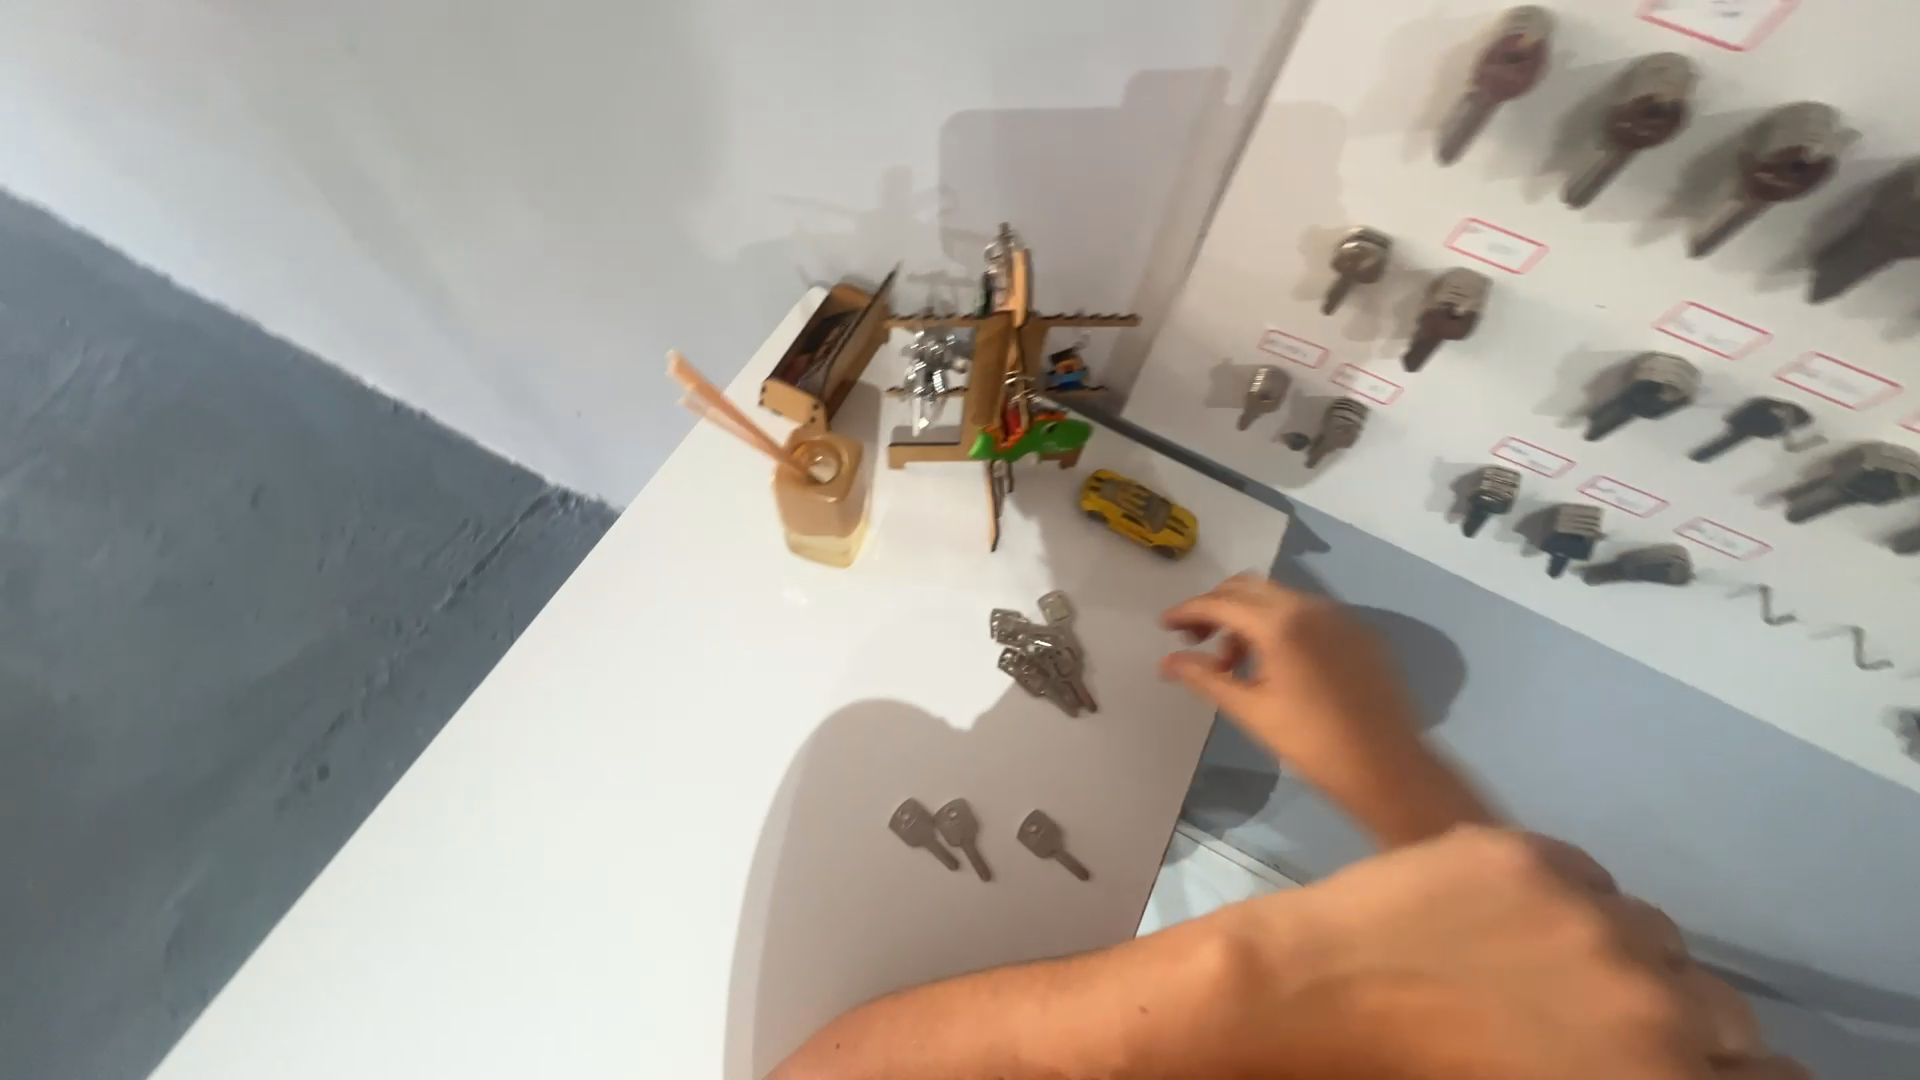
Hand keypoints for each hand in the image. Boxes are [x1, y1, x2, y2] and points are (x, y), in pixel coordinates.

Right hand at [1159, 575, 1492, 844]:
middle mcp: (1310, 607)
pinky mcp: (1358, 632)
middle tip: (1193, 639)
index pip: (1220, 603)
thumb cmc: (1310, 742)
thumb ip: (1203, 676)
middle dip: (1215, 607)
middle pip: (1247, 588)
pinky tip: (1272, 664)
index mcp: (1280, 624)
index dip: (1187, 612)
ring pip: (1277, 598)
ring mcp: (1339, 616)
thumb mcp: (1249, 709)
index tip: (1164, 627)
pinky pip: (1306, 614)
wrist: (1388, 769)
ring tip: (1232, 662)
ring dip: (1246, 619)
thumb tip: (1166, 662)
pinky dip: (1278, 626)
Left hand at [1217, 827, 1806, 1079]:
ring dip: (1619, 945)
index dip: (1730, 1071)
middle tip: (1603, 1010)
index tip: (1692, 1062)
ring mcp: (1588, 916)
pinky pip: (1585, 874)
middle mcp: (1654, 1000)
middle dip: (1674, 1013)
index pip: (1773, 1078)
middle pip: (1717, 1004)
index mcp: (1663, 1078)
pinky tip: (1510, 907)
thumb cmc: (1426, 1071)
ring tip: (1550, 953)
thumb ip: (1626, 1071)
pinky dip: (1565, 893)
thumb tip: (1668, 1056)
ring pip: (1651, 928)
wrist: (1322, 987)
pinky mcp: (1527, 854)